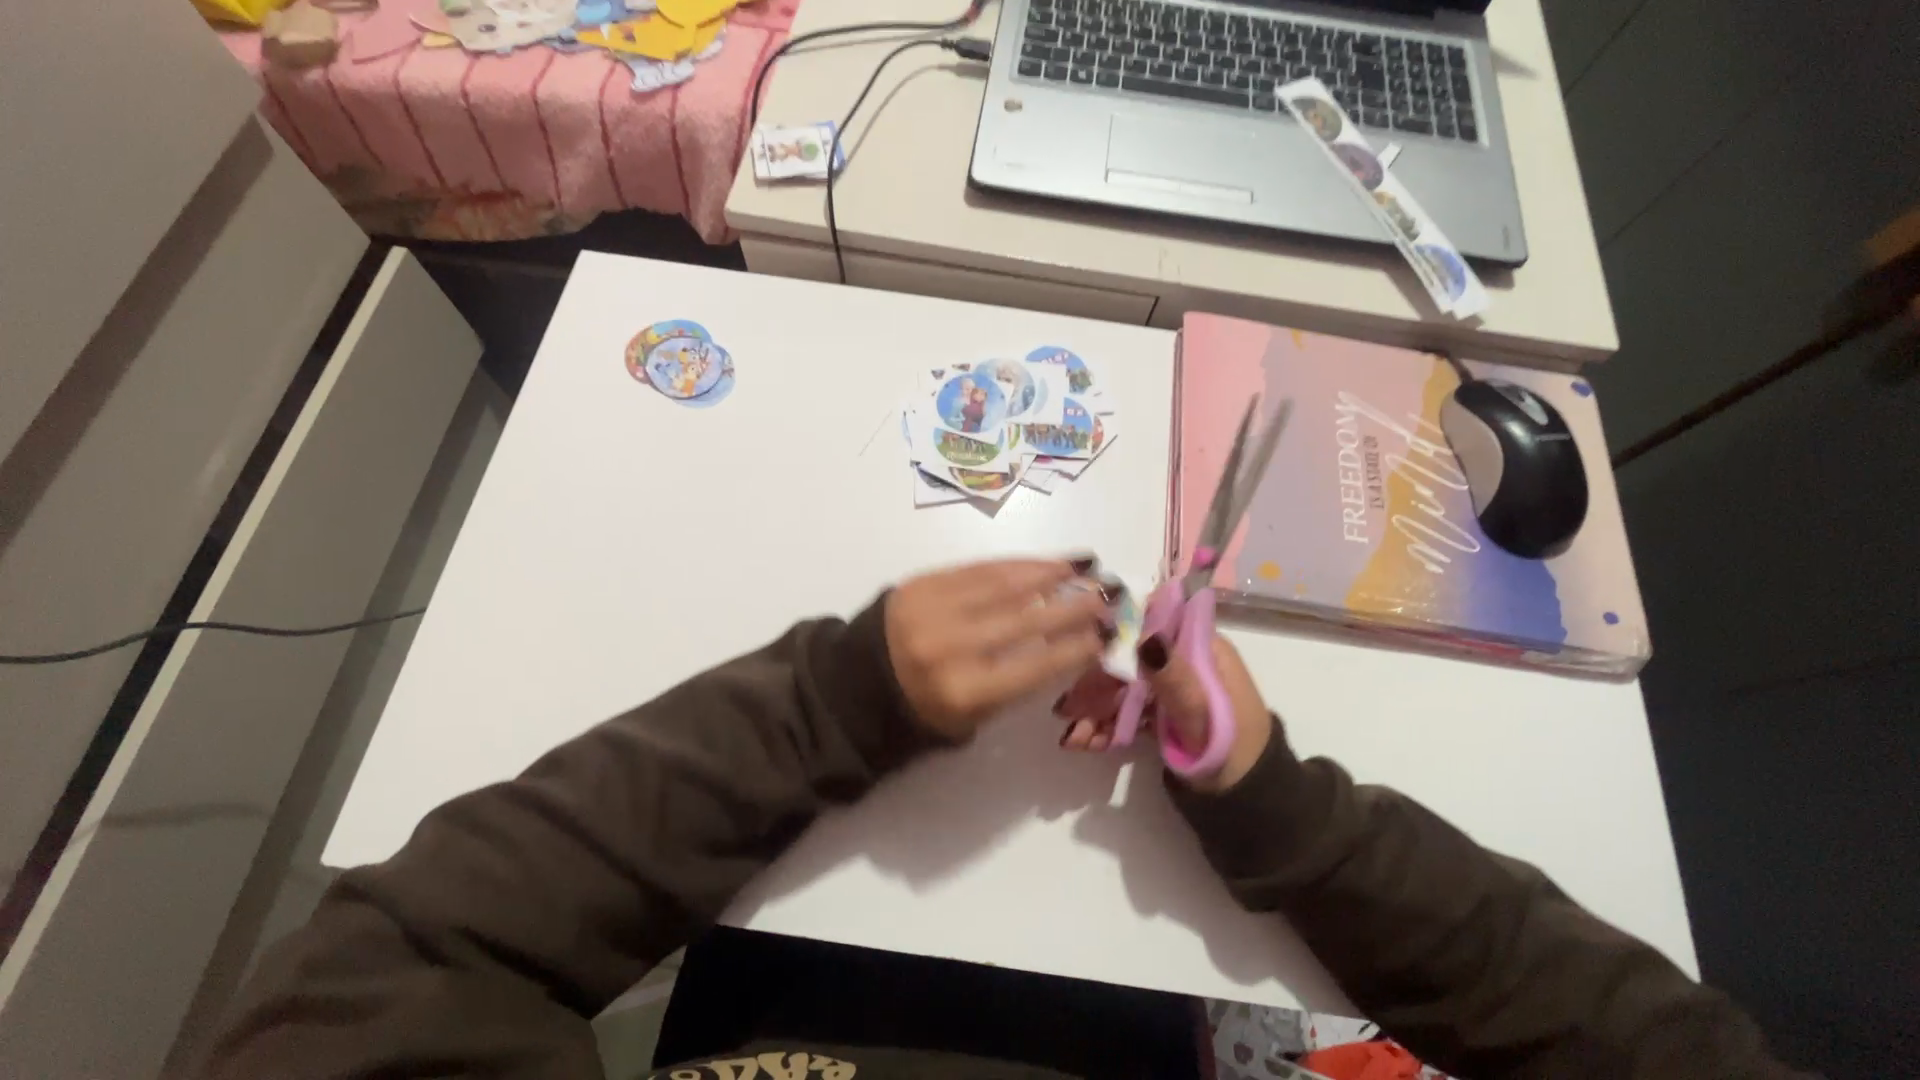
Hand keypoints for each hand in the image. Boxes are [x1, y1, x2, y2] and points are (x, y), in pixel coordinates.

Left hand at [886, 557, 1115, 741]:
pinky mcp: (922, 583)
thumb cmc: (923, 711)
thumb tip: (1069, 643)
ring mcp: (934, 609)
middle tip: (1108, 595)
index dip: (1075, 648)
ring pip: (1004, 585)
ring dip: (1049, 574)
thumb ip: (1018, 683)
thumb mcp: (973, 718)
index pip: (1035, 666)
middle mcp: (951, 647)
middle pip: (1026, 621)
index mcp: (964, 691)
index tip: (1106, 634)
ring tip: (1084, 566)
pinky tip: (1043, 562)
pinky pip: (978, 568)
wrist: (857, 683)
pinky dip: (1015, 564)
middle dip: (1073, 606)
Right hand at [1054, 631, 1270, 792]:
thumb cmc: (1231, 754)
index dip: (1115, 634)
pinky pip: (1128, 711)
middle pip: (1130, 658)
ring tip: (1072, 738)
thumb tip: (1144, 634)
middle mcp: (1186, 660)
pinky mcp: (1164, 714)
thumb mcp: (1202, 717)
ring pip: (1123, 687)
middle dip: (1097, 683)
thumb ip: (1174, 677)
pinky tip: (1085, 743)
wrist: (1249, 807)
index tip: (1084, 655)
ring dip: (1095, 708)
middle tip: (1066, 711)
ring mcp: (1173, 688)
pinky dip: (1106, 725)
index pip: (1151, 623)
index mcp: (1203, 649)